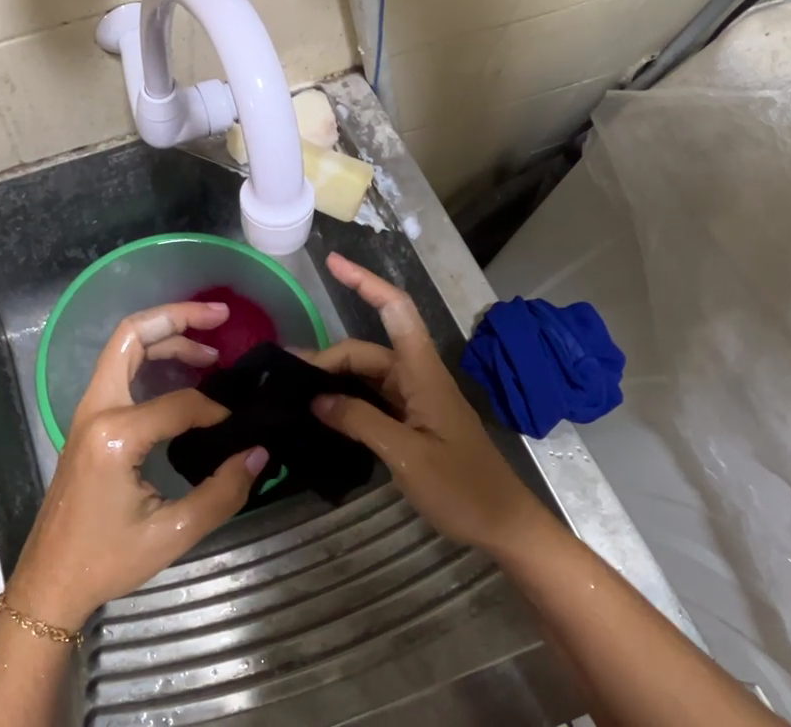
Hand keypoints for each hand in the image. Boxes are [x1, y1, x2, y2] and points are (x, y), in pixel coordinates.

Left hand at [3, 301, 267, 630]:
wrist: (52, 579)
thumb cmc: (107, 559)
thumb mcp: (172, 534)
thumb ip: (221, 492)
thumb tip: (260, 453)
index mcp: (115, 434)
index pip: (180, 402)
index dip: (217, 411)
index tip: (242, 429)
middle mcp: (96, 409)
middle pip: (131, 336)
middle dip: (177, 318)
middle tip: (221, 316)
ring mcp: (87, 412)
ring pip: (123, 348)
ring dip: (165, 335)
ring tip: (210, 345)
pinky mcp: (88, 421)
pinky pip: (119, 371)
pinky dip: (150, 357)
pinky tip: (182, 371)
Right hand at [306, 253, 546, 552]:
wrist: (505, 527)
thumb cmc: (463, 489)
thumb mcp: (406, 456)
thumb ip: (360, 422)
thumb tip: (317, 400)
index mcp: (423, 374)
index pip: (395, 310)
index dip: (365, 282)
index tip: (332, 263)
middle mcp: (418, 379)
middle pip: (366, 351)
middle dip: (327, 358)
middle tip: (285, 381)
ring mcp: (416, 401)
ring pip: (367, 377)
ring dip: (334, 381)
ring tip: (294, 395)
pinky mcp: (414, 423)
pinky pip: (373, 400)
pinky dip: (347, 401)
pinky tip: (322, 415)